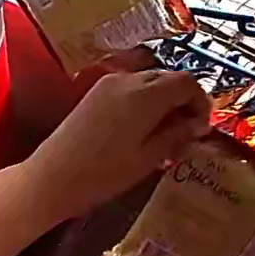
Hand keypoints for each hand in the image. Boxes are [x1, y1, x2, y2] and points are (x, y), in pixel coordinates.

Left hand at [24, 69, 210, 222]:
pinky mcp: (94, 93)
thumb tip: (198, 124)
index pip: (187, 82)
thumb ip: (176, 135)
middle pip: (168, 78)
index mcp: (146, 95)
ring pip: (148, 82)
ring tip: (165, 135)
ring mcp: (107, 83)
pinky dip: (144, 102)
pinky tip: (142, 130)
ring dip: (164, 101)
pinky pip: (129, 88)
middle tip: (187, 132)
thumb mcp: (148, 159)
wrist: (52, 177)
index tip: (203, 126)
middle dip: (183, 100)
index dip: (201, 102)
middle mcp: (128, 80)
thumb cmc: (103, 174)